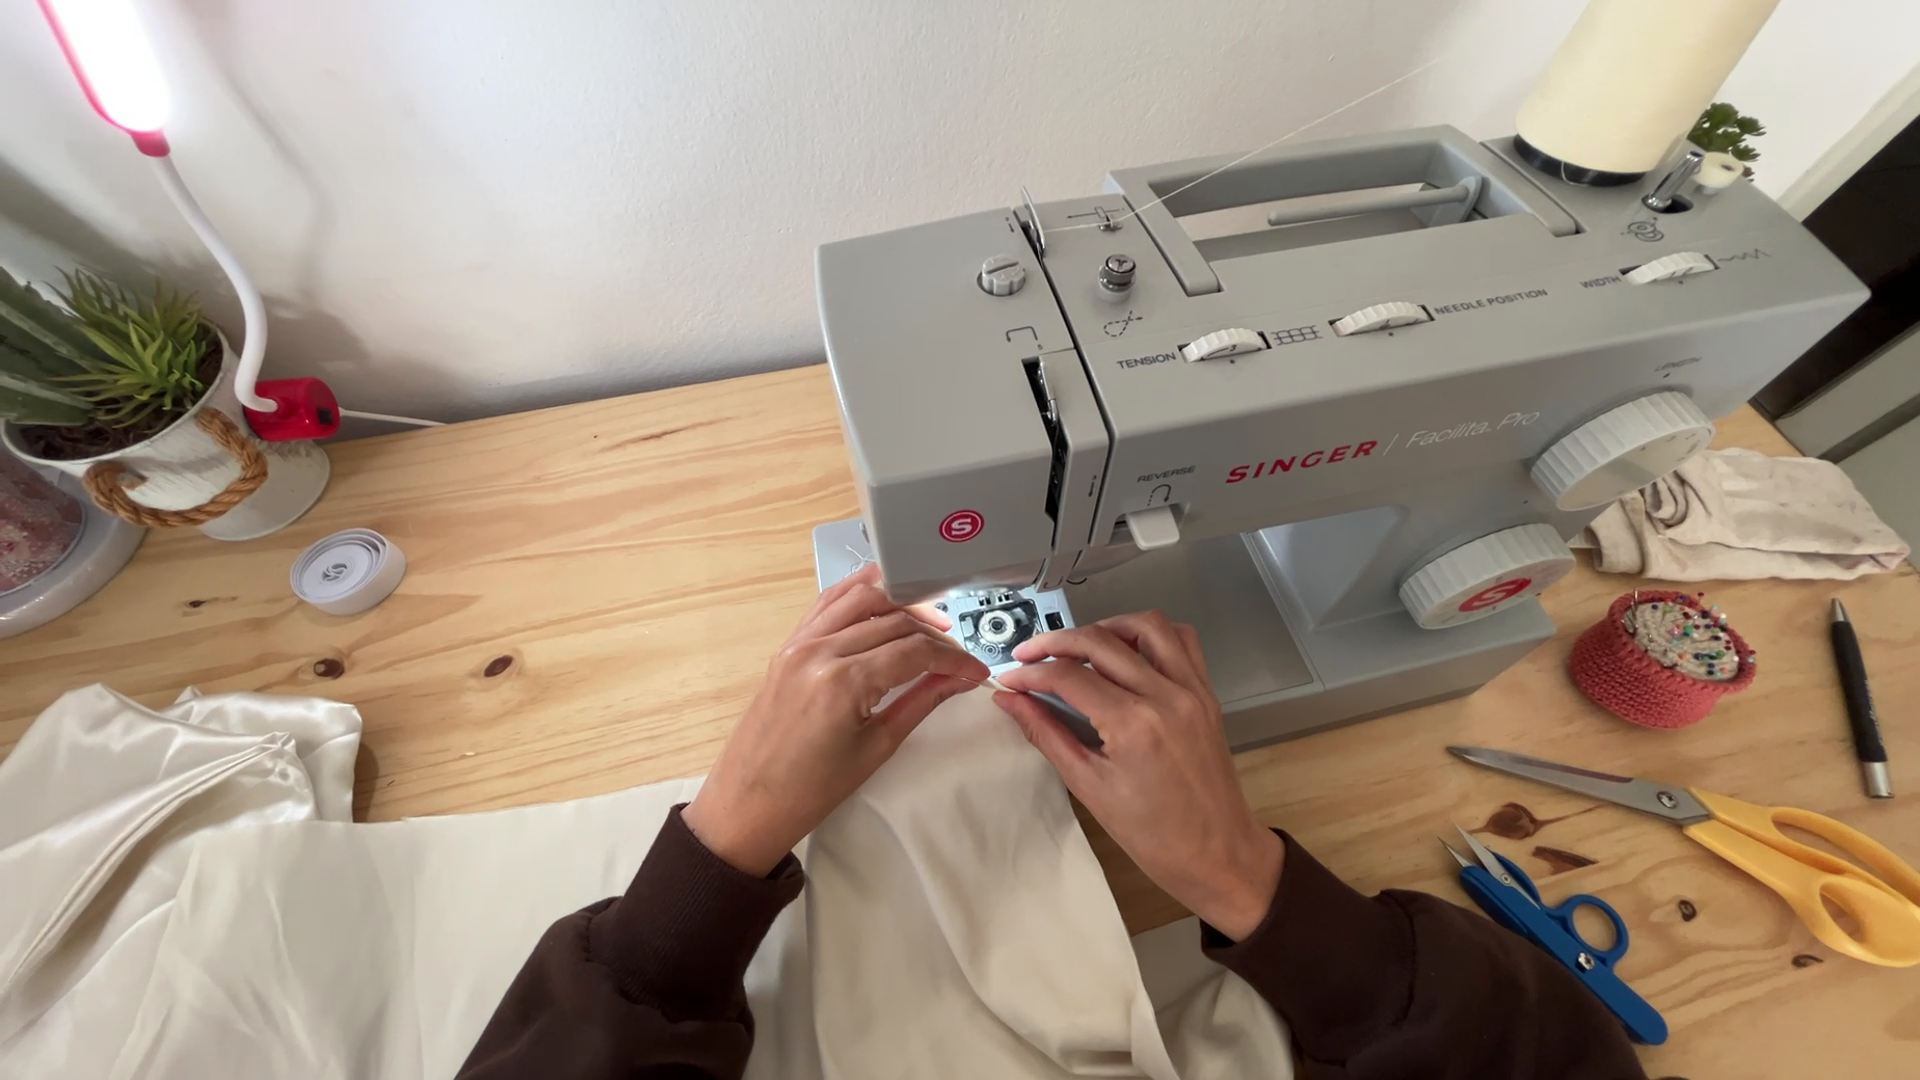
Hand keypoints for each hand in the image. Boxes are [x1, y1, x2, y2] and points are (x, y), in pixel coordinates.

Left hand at [683, 563, 989, 875]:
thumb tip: (959, 678)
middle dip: (935, 635)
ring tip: (930, 621)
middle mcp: (820, 650)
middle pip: (893, 621)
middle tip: (957, 656)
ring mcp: (800, 642)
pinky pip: (828, 603)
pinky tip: (885, 600)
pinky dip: (860, 594)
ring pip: (861, 596)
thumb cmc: (812, 790)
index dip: (953, 658)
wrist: (747, 806)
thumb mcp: (877, 747)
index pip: (915, 651)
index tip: (975, 671)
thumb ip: (922, 701)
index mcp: (843, 682)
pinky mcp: (789, 644)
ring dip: (901, 602)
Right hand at [992, 612, 1283, 939]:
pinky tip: (1127, 651)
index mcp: (1133, 724)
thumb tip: (1009, 701)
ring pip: (1146, 625)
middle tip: (1028, 657)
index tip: (1010, 680)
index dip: (1030, 673)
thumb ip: (1046, 734)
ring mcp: (1191, 689)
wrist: (1220, 856)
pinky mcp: (1206, 692)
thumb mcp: (1088, 786)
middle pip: (1099, 641)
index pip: (1068, 676)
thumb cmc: (1152, 834)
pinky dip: (1150, 634)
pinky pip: (1181, 640)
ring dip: (1105, 626)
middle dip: (1054, 642)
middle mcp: (1165, 695)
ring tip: (1078, 646)